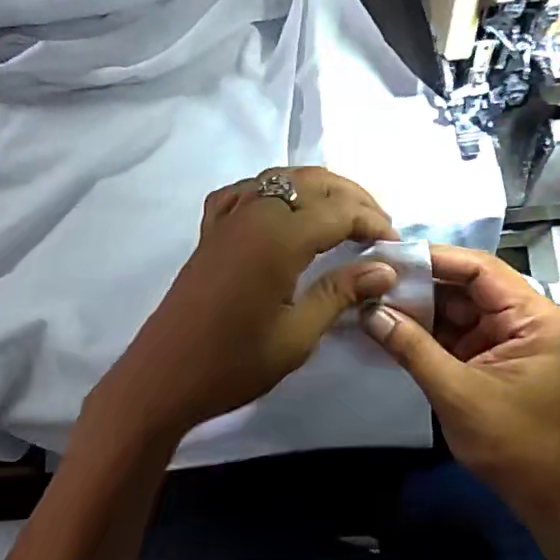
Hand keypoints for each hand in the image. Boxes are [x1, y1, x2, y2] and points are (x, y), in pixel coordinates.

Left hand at [95, 167, 400, 435]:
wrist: (163, 379)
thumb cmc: (233, 363)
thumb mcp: (298, 335)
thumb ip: (341, 293)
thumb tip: (386, 269)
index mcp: (276, 237)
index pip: (338, 211)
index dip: (373, 223)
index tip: (396, 246)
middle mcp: (251, 214)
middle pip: (312, 183)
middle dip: (353, 198)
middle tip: (380, 227)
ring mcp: (226, 220)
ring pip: (279, 179)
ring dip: (318, 190)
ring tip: (345, 216)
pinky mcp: (210, 233)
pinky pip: (245, 193)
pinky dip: (273, 191)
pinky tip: (283, 209)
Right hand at [364, 245, 559, 526]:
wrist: (546, 497)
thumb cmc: (514, 444)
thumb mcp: (458, 393)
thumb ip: (412, 348)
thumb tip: (369, 311)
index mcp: (534, 317)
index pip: (480, 269)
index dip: (434, 259)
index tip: (388, 257)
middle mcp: (523, 320)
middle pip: (466, 288)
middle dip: (419, 286)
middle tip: (370, 279)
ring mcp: (506, 341)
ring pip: (457, 312)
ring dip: (418, 310)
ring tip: (371, 301)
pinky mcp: (491, 361)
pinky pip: (455, 337)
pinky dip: (425, 335)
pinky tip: (389, 328)